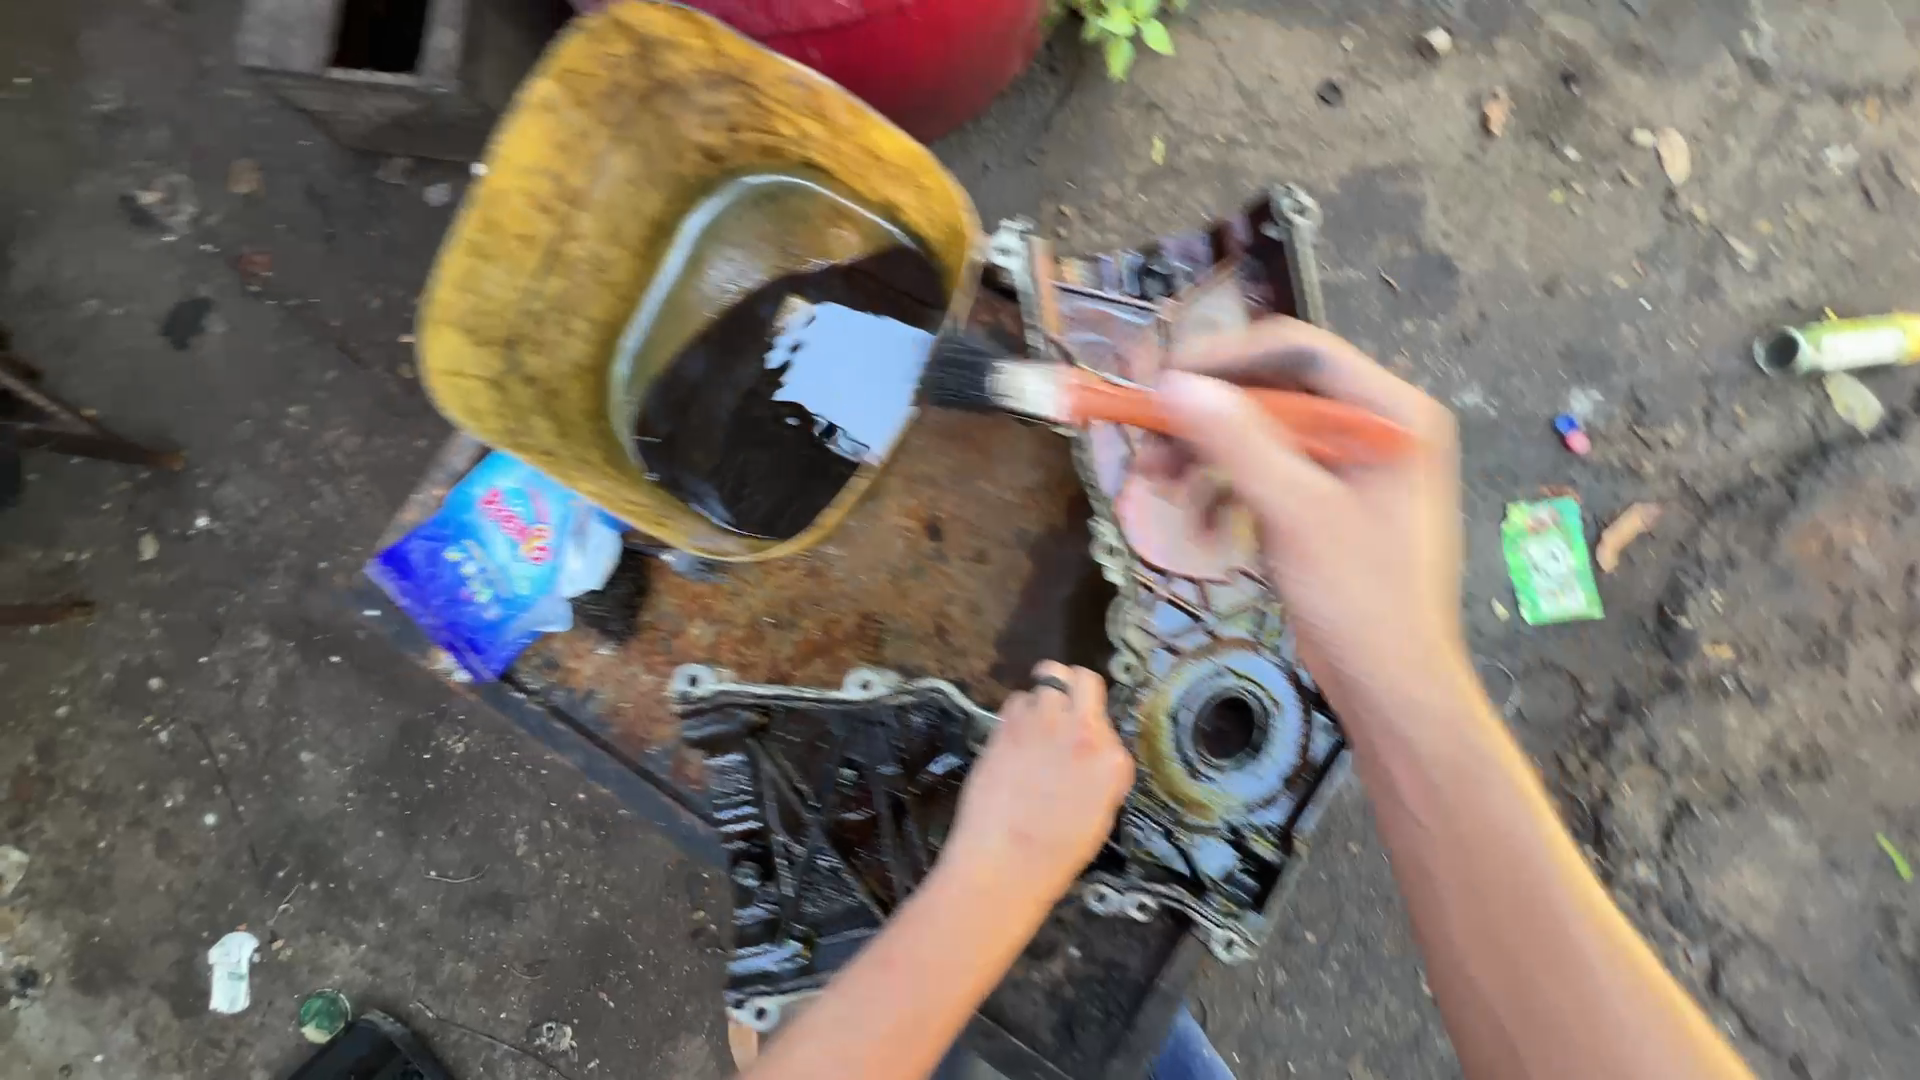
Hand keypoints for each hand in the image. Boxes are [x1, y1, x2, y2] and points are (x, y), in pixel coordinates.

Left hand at [943, 663, 1134, 911]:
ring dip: (1043, 698)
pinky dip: (1017, 712)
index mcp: (1113, 760)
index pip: (1109, 719)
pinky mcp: (1009, 723)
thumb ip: (1100, 771)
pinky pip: (1017, 699)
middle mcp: (1083, 730)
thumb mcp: (1100, 813)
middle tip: (1062, 706)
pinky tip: (1012, 736)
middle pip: (1083, 678)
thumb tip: (1088, 752)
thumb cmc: (1056, 854)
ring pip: (1048, 679)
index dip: (1093, 726)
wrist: (1005, 861)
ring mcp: (1044, 721)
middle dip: (1074, 685)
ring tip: (1033, 724)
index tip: (1080, 742)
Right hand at [1152, 317, 1474, 723]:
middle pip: (1270, 390)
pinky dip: (1220, 486)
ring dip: (1202, 452)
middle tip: (1148, 440)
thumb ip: (1236, 442)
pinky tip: (1195, 520)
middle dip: (1204, 415)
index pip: (1297, 351)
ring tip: (1156, 481)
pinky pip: (1258, 468)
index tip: (1160, 382)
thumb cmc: (1359, 597)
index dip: (1223, 358)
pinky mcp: (1318, 495)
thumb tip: (1171, 384)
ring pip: (1255, 430)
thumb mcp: (1295, 512)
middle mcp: (1368, 423)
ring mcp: (1342, 461)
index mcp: (1388, 411)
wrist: (1388, 680)